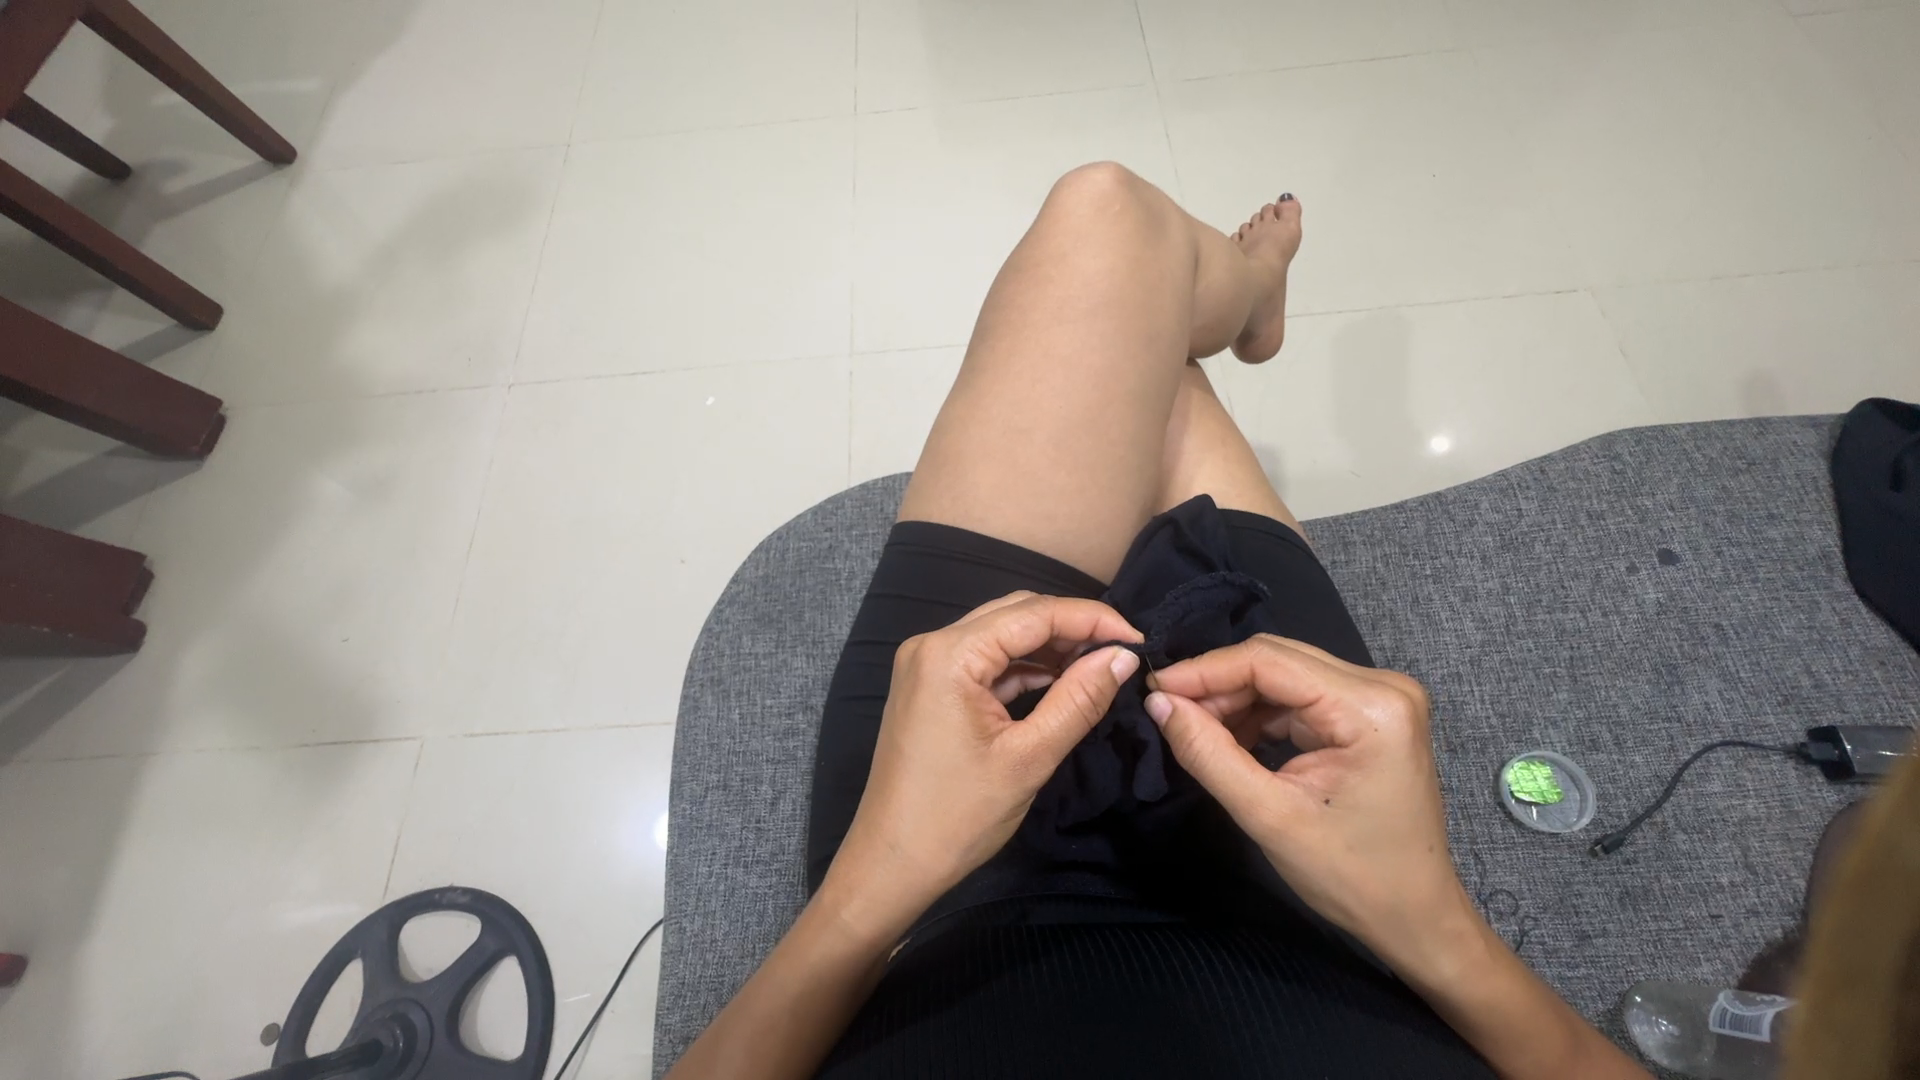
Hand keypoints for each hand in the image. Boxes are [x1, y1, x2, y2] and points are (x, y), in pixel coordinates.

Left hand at [828, 591, 1142, 924]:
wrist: (892, 863)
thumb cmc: (958, 816)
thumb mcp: (1030, 757)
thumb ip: (1079, 700)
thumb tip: (1123, 658)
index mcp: (949, 654)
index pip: (1033, 614)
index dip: (1091, 619)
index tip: (1138, 637)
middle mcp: (933, 644)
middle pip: (1015, 614)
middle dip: (1072, 627)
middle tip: (1121, 652)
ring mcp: (927, 664)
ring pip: (1001, 635)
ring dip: (1049, 646)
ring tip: (1099, 665)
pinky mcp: (930, 685)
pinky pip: (985, 661)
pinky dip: (1023, 668)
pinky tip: (1060, 680)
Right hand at [1144, 635, 1472, 964]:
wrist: (1414, 919)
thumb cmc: (1350, 876)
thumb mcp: (1268, 816)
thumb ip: (1208, 754)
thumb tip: (1158, 703)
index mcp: (1370, 707)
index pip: (1268, 660)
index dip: (1204, 671)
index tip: (1154, 690)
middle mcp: (1380, 686)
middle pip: (1274, 659)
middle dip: (1216, 684)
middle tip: (1168, 712)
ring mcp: (1375, 697)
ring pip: (1279, 674)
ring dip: (1232, 698)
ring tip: (1194, 729)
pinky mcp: (1364, 712)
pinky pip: (1294, 694)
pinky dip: (1255, 712)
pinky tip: (1228, 737)